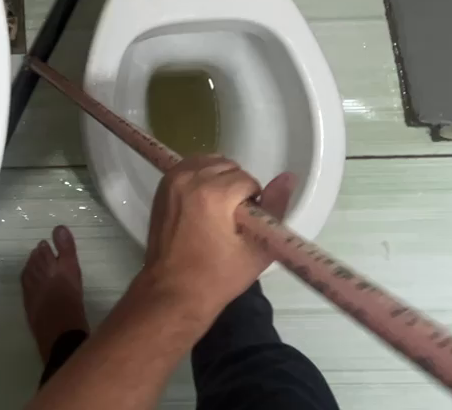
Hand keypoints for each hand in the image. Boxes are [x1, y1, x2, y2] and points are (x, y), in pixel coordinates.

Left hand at [137, 155, 294, 322]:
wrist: (174, 289)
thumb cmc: (218, 276)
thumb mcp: (257, 250)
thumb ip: (275, 209)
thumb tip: (288, 176)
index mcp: (213, 194)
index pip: (246, 180)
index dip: (253, 201)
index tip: (246, 224)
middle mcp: (190, 178)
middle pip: (227, 167)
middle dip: (237, 188)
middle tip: (234, 219)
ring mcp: (173, 179)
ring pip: (209, 162)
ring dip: (219, 179)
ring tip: (219, 211)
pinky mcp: (163, 183)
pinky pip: (190, 166)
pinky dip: (201, 177)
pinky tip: (204, 203)